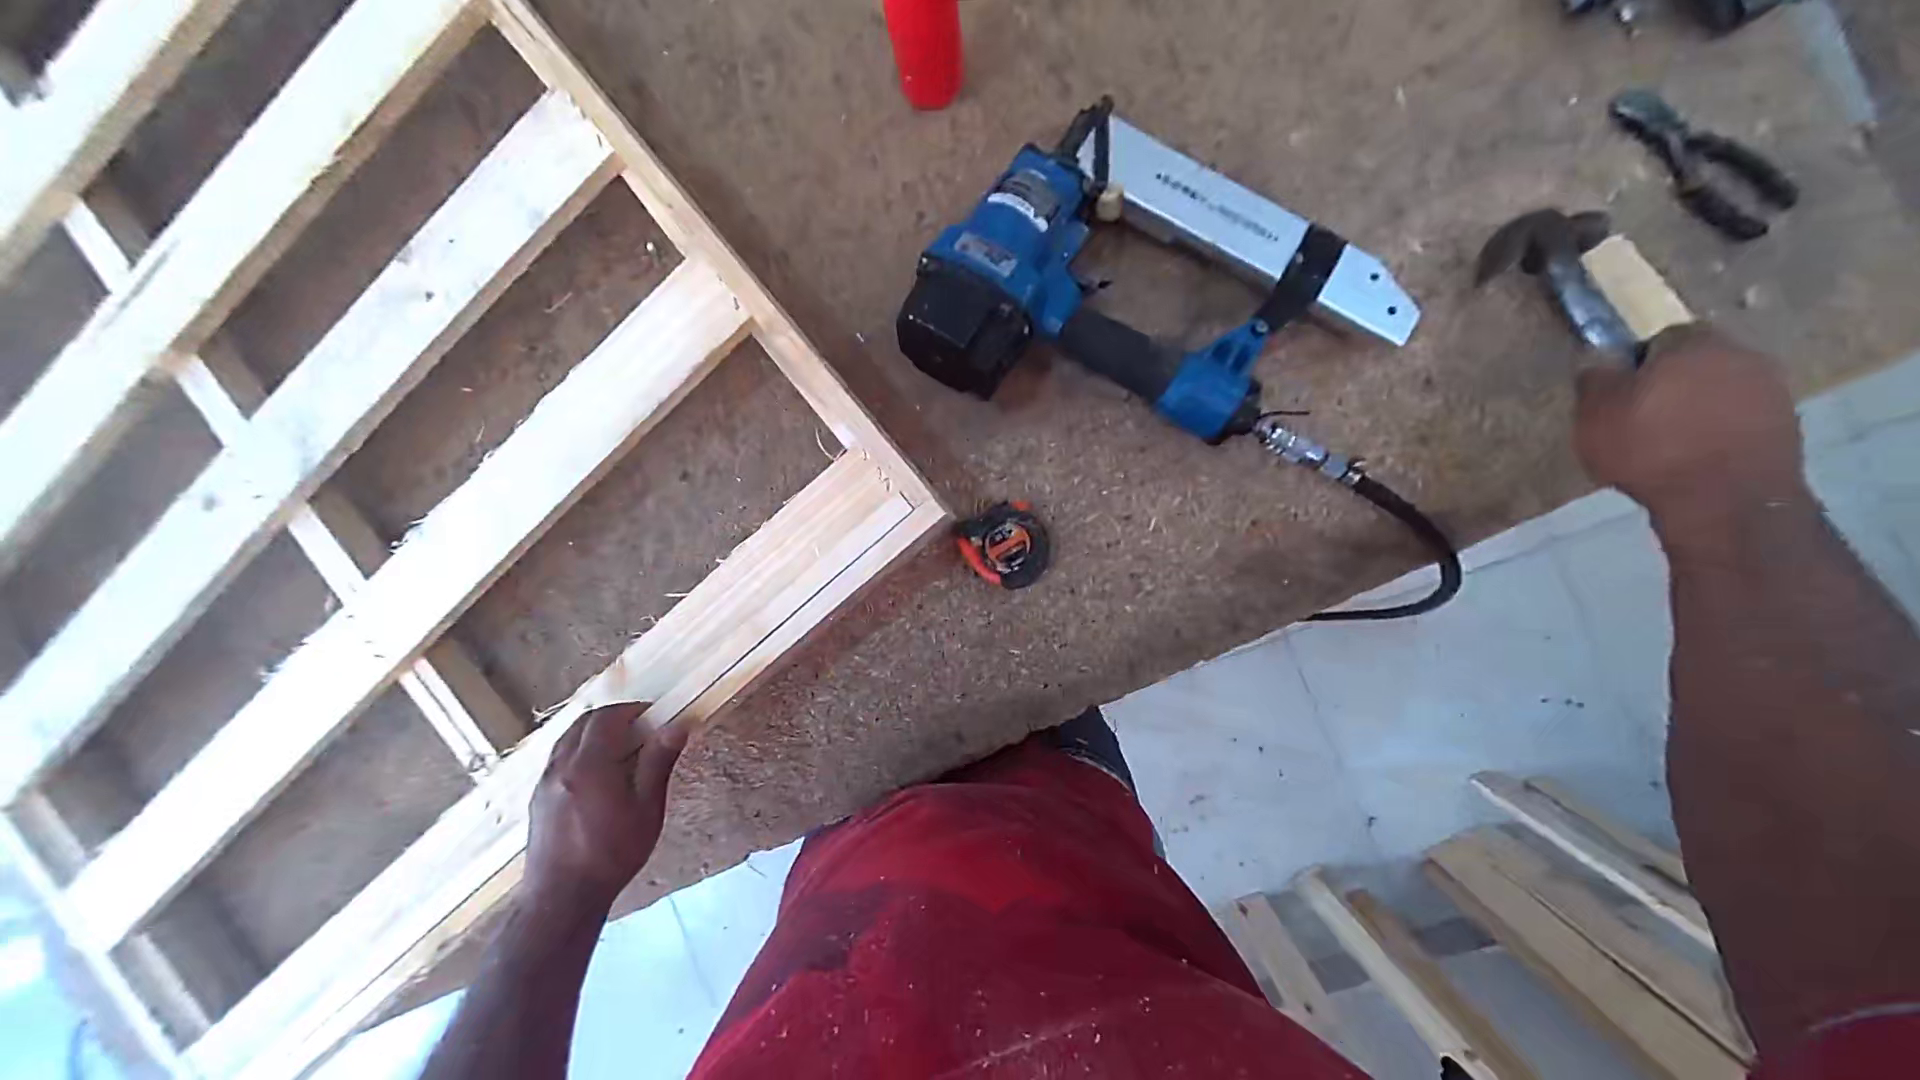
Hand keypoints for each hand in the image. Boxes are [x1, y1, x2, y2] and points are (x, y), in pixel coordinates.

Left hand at [525, 702, 689, 909]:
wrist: (561, 899)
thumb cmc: (612, 854)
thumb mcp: (646, 808)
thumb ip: (658, 763)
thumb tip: (676, 726)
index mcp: (588, 765)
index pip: (607, 717)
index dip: (632, 710)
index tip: (654, 716)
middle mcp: (560, 767)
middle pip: (583, 723)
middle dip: (613, 718)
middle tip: (640, 730)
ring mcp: (544, 783)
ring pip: (568, 740)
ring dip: (594, 734)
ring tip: (621, 751)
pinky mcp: (537, 800)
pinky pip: (559, 759)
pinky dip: (580, 752)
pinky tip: (598, 776)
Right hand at [1574, 324, 1810, 529]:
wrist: (1724, 497)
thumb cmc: (1648, 447)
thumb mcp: (1595, 413)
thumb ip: (1595, 379)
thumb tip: (1599, 360)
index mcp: (1693, 344)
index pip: (1660, 337)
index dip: (1635, 362)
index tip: (1617, 391)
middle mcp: (1741, 355)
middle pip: (1694, 362)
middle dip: (1668, 383)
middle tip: (1636, 416)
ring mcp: (1770, 389)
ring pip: (1717, 389)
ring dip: (1692, 407)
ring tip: (1662, 441)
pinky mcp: (1784, 423)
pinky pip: (1736, 416)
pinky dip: (1713, 429)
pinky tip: (1690, 454)